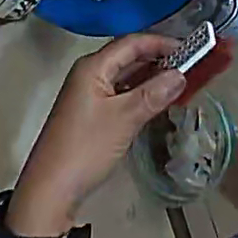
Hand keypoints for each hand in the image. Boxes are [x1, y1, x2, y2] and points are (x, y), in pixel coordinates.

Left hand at [9, 34, 185, 235]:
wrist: (48, 194)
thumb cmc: (85, 149)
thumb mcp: (124, 119)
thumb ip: (153, 94)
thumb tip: (181, 75)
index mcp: (93, 67)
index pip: (132, 42)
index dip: (161, 42)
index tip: (188, 49)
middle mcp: (89, 74)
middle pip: (128, 56)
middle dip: (157, 58)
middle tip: (188, 65)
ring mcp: (88, 94)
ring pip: (124, 75)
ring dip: (149, 76)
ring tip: (178, 81)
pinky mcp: (90, 113)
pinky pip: (119, 92)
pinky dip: (139, 93)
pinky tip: (156, 101)